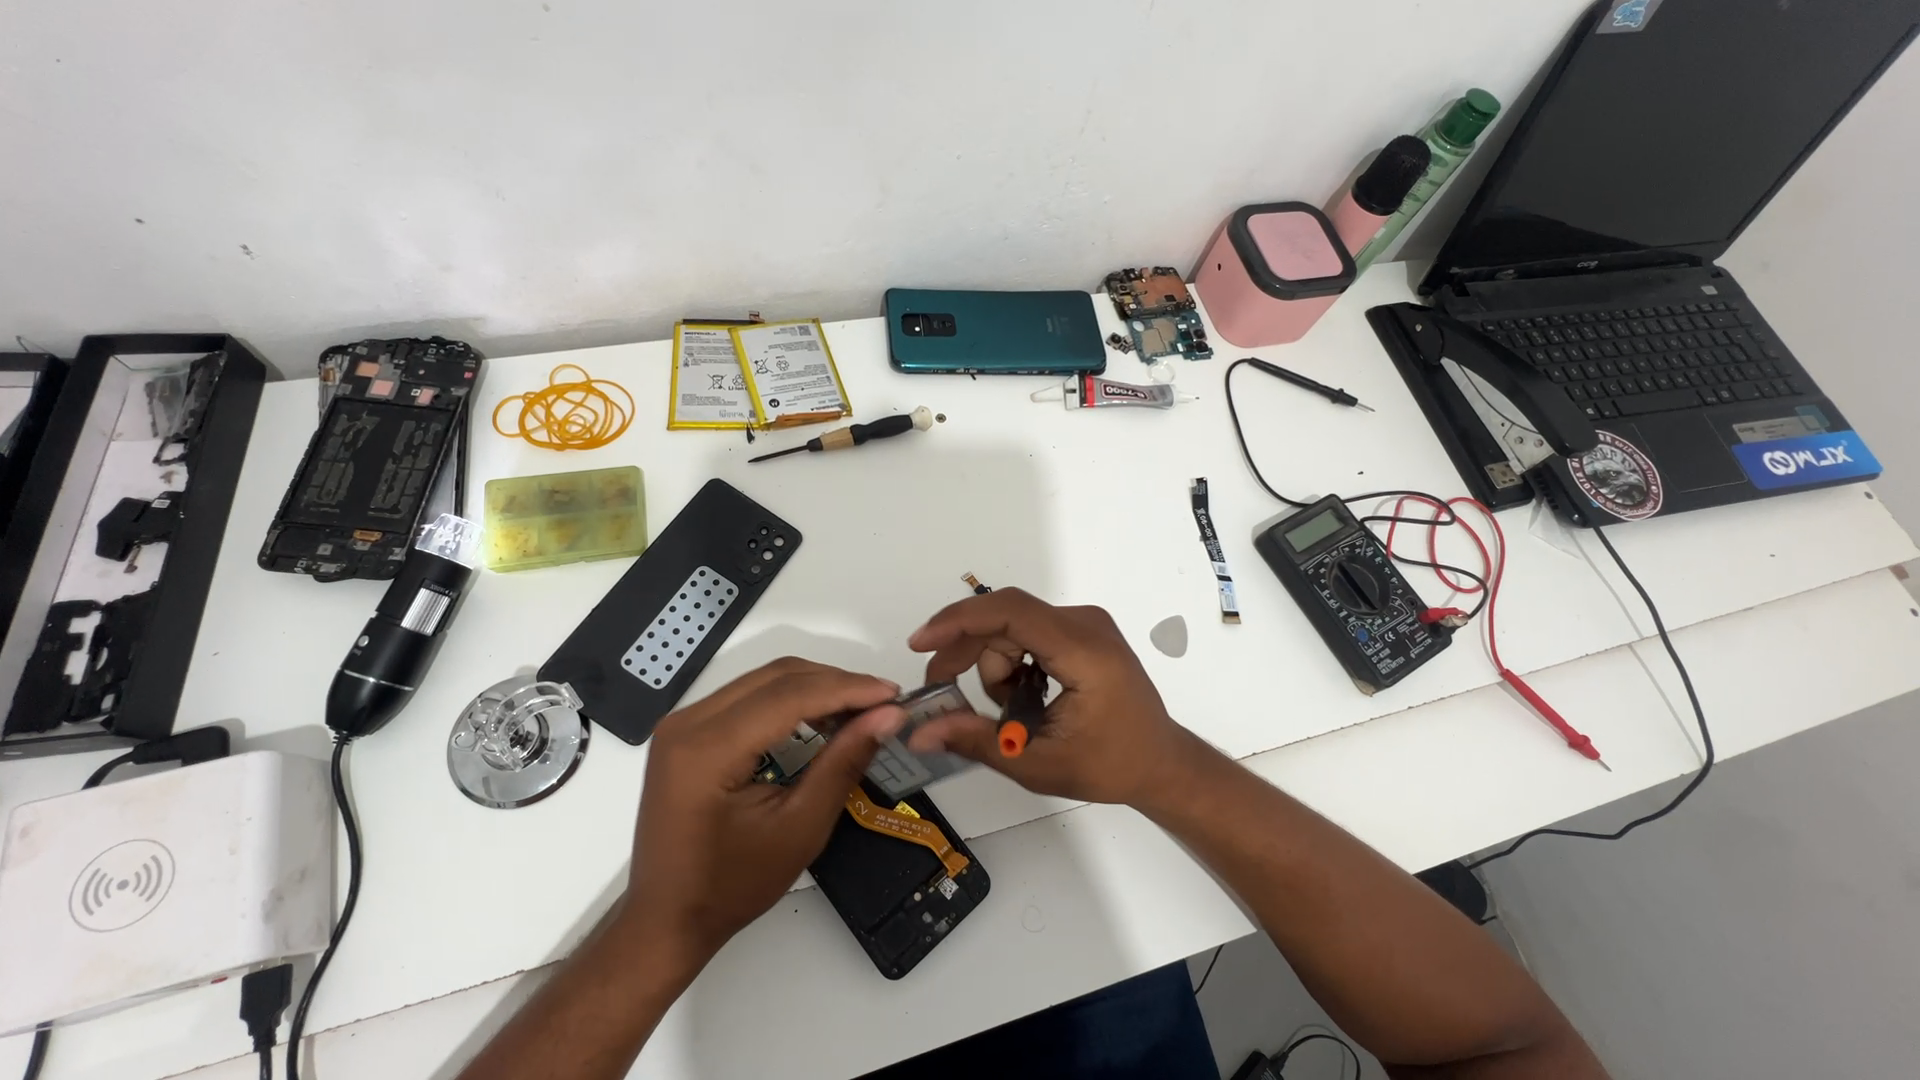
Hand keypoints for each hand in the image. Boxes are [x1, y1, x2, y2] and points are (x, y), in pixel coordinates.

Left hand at [620, 658, 903, 965]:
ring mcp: (682, 723)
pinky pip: (746, 696)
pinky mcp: (686, 731)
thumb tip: (888, 715)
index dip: (846, 688)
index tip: (894, 695)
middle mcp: (687, 722)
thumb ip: (843, 763)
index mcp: (707, 749)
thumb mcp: (800, 828)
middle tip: (883, 703)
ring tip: (860, 710)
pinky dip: (789, 700)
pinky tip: (820, 718)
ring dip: (814, 687)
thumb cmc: (732, 886)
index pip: (789, 695)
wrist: (667, 918)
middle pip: (776, 677)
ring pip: (763, 681)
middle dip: (835, 683)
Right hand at [905, 588, 1215, 807]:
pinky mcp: (1083, 630)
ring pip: (1011, 627)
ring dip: (995, 667)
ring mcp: (1086, 623)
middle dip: (966, 652)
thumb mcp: (1037, 763)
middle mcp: (1085, 624)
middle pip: (1004, 618)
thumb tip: (919, 732)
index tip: (921, 644)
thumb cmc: (1108, 766)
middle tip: (942, 690)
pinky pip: (1028, 632)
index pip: (1010, 613)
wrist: (1160, 761)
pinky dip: (1012, 662)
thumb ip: (976, 740)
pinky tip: (1024, 697)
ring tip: (1012, 712)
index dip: (959, 621)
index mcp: (1083, 652)